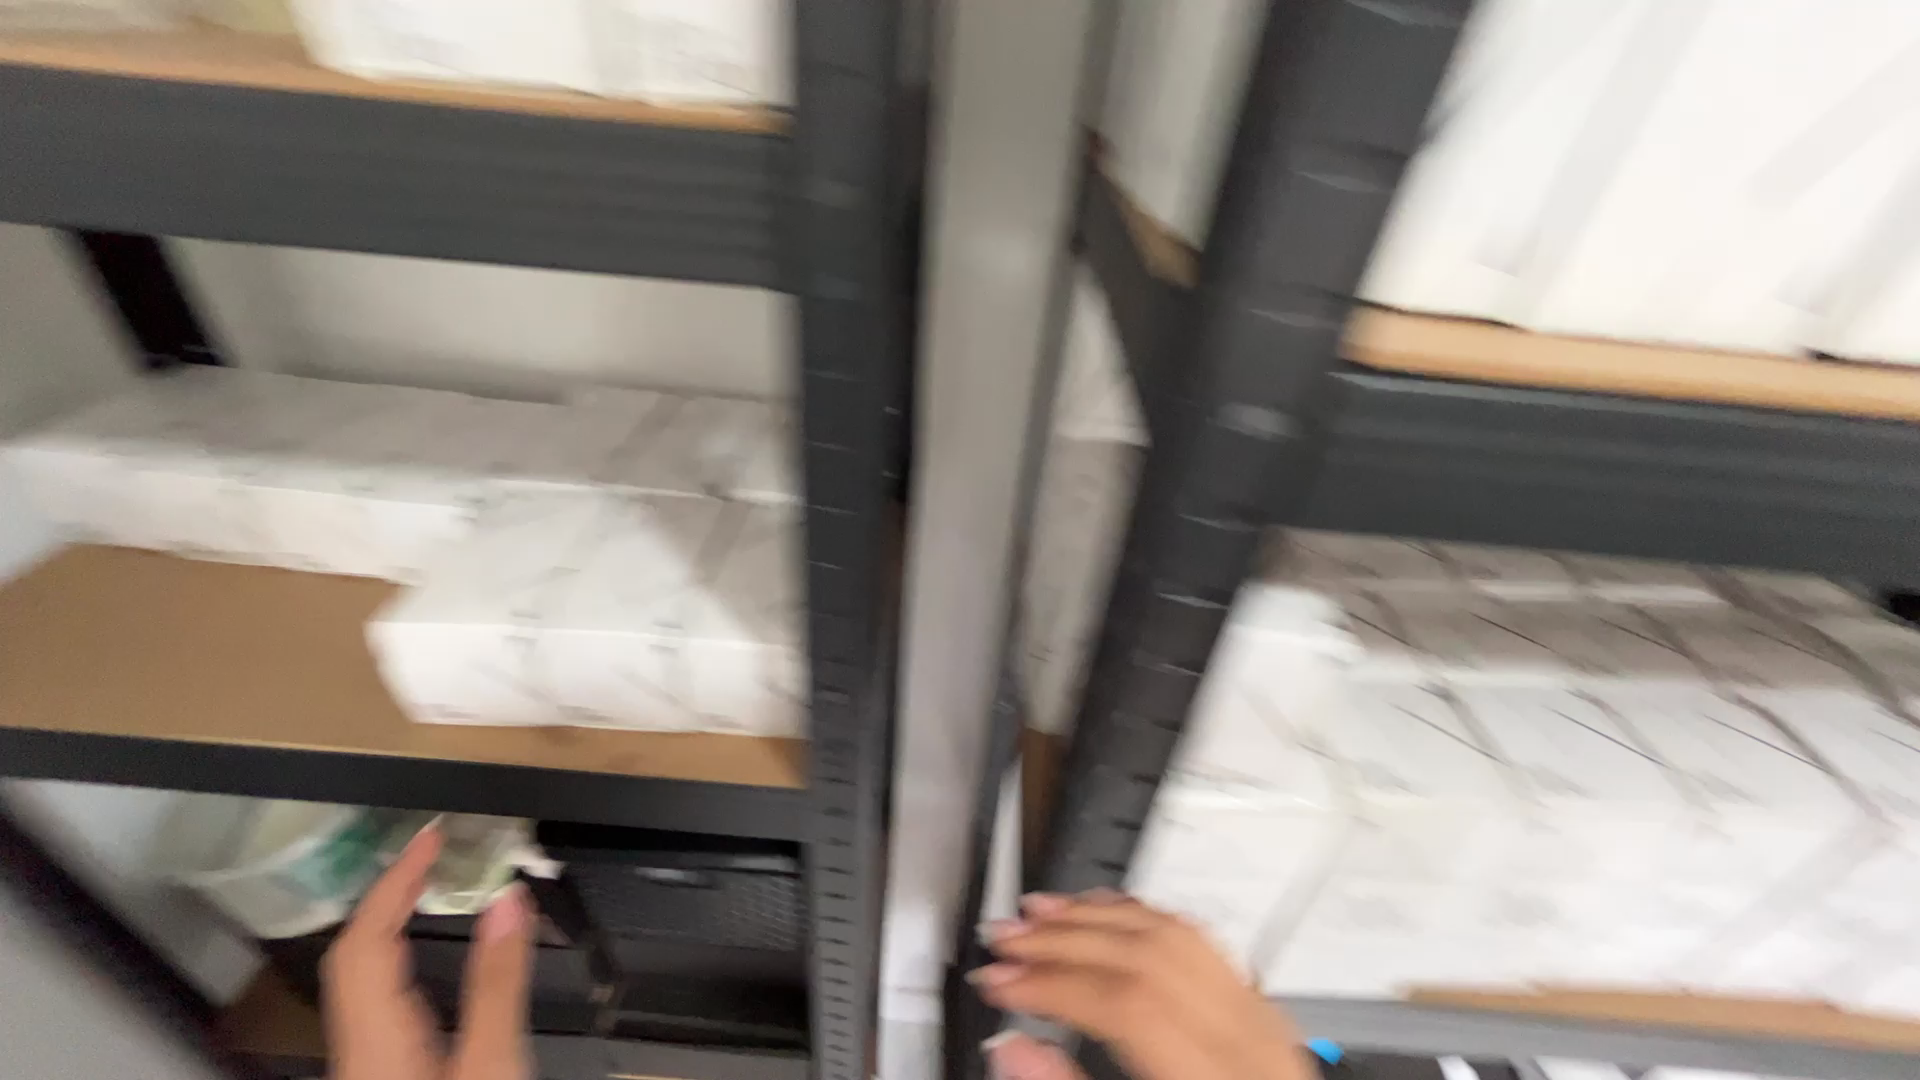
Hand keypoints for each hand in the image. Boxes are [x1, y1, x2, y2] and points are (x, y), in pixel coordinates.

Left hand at [322, 824, 534, 1079]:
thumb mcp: (493, 1067)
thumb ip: (499, 984)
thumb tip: (507, 899)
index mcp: (376, 1045)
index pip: (365, 944)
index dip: (393, 884)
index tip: (430, 836)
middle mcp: (358, 1055)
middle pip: (353, 962)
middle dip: (389, 900)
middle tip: (435, 856)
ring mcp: (368, 1072)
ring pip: (364, 987)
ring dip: (395, 929)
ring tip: (435, 891)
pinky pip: (385, 1007)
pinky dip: (408, 962)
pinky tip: (439, 964)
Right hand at [972, 891, 1313, 1079]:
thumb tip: (1010, 1048)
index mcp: (1217, 1078)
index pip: (1126, 1005)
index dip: (1052, 985)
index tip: (997, 981)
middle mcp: (1249, 1038)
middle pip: (1144, 956)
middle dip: (1061, 941)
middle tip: (1003, 940)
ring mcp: (1258, 1011)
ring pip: (1169, 931)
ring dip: (1093, 914)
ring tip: (1036, 912)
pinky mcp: (1255, 1000)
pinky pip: (1191, 934)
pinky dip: (1134, 915)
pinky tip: (1095, 911)